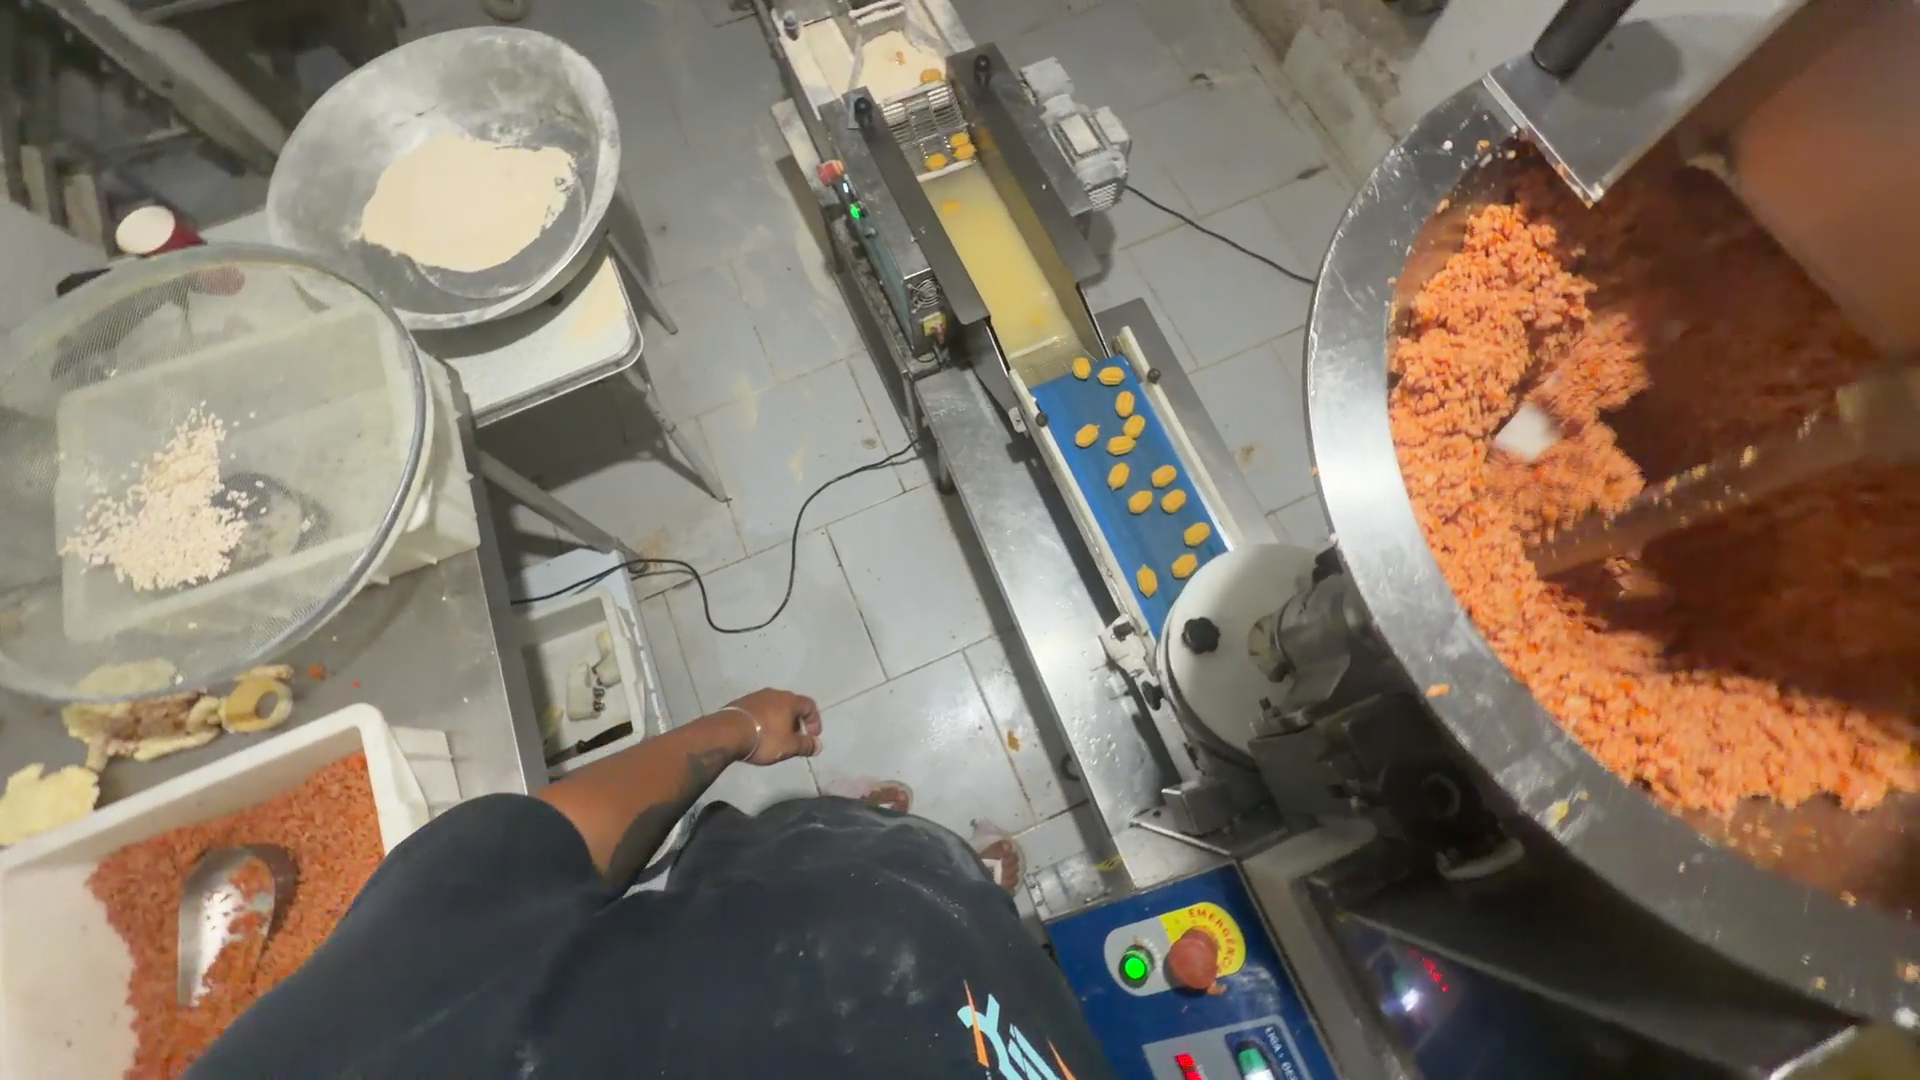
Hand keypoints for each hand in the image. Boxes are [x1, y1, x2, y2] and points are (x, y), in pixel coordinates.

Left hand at [721, 688, 820, 764]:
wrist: (727, 733)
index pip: (810, 705)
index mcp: (789, 701)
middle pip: (791, 705)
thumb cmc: (764, 738)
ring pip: (774, 706)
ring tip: (776, 737)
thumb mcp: (789, 747)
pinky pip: (759, 710)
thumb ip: (805, 745)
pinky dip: (764, 720)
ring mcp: (755, 697)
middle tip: (795, 737)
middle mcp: (774, 694)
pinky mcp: (740, 703)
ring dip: (779, 720)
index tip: (813, 736)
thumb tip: (818, 745)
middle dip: (796, 721)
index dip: (815, 720)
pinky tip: (758, 733)